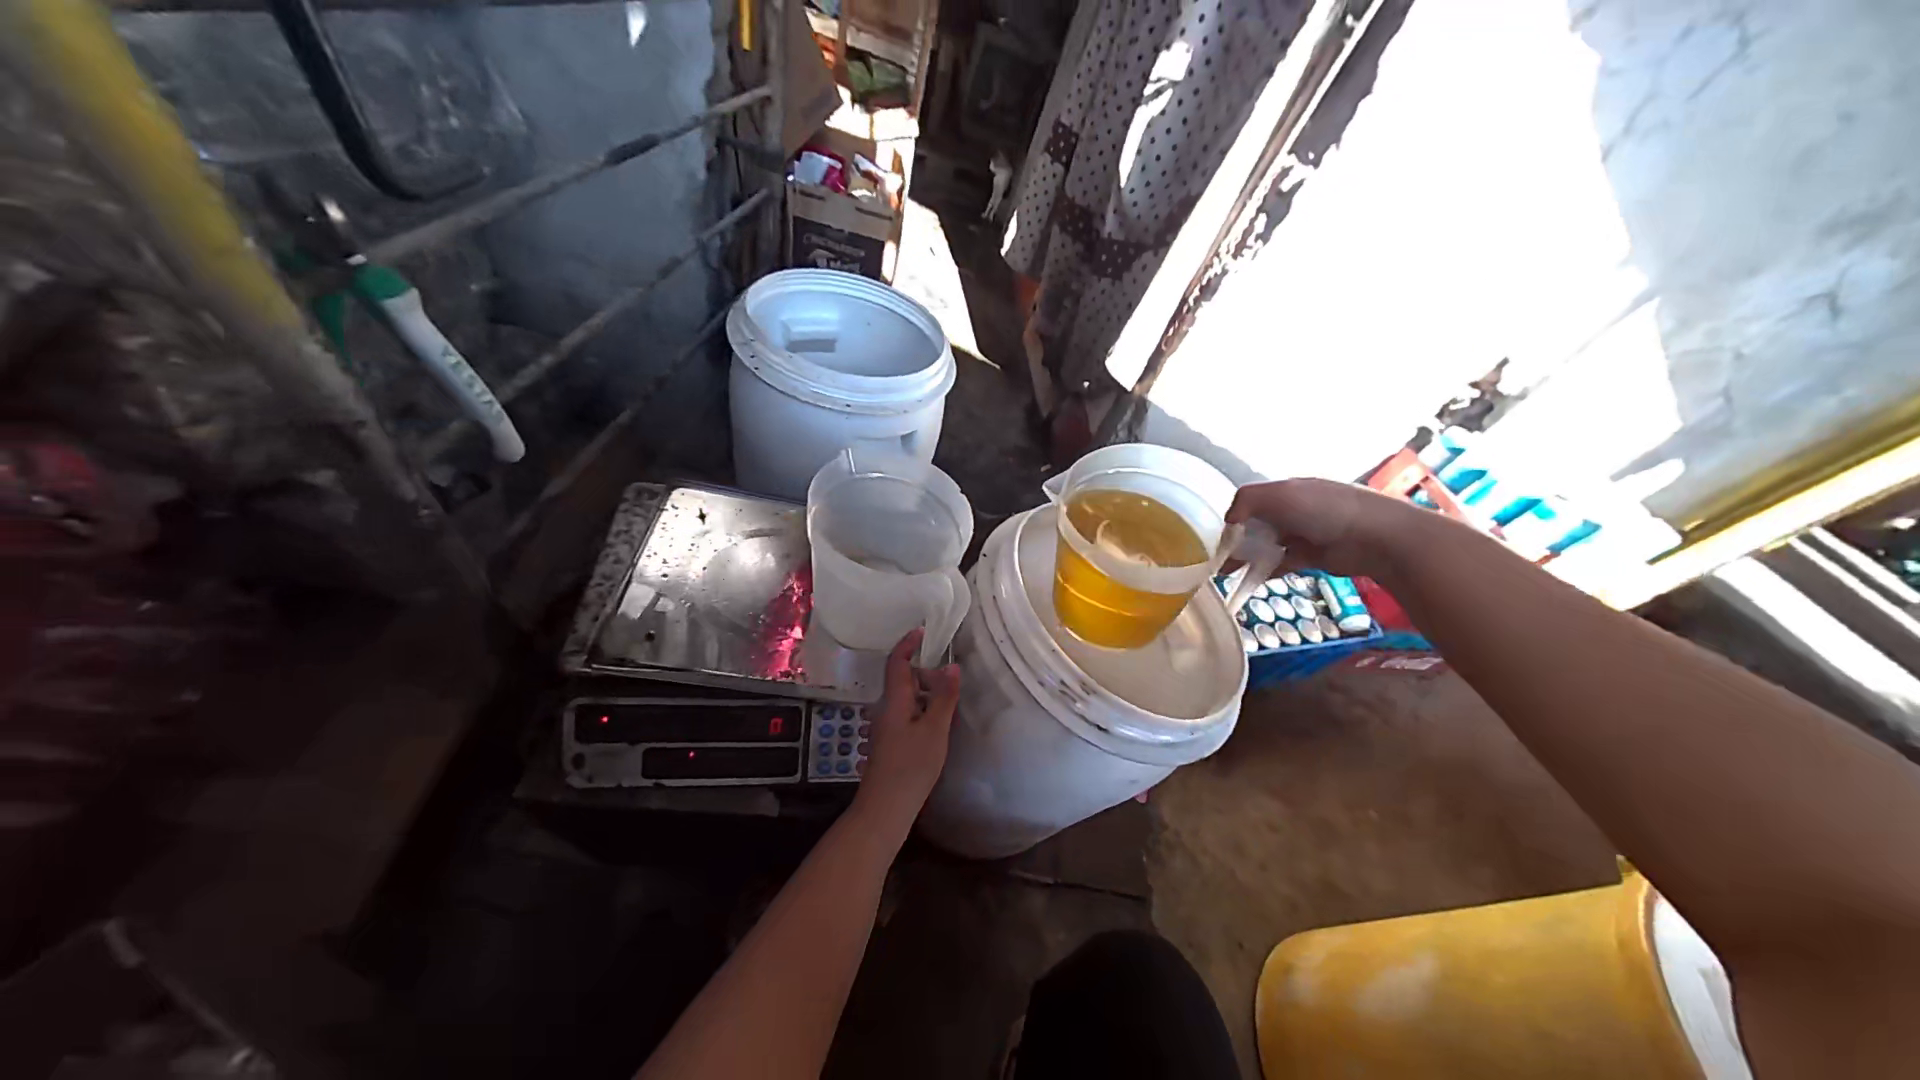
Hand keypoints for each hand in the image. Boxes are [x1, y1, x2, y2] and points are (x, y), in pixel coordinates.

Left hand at [853, 627, 960, 828]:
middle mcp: (885, 708)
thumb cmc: (911, 766)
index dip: (909, 644)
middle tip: (950, 682)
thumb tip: (951, 666)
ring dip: (926, 694)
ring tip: (948, 705)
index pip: (897, 662)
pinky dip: (923, 710)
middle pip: (903, 679)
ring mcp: (886, 726)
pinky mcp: (890, 741)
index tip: (924, 631)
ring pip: (906, 698)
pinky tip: (937, 726)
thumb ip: (944, 697)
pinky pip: (907, 713)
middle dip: (925, 673)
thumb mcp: (934, 730)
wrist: (885, 807)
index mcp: (894, 700)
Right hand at [1226, 478, 1438, 580]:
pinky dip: (1264, 572)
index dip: (1233, 519)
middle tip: (1217, 560)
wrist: (1375, 537)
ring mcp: (1303, 534)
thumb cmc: (1324, 510)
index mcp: (1287, 490)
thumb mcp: (1278, 494)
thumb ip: (1246, 501)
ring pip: (1266, 546)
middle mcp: (1294, 510)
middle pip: (1256, 525)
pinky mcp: (1311, 557)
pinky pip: (1280, 564)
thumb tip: (1228, 521)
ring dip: (1247, 559)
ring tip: (1227, 575)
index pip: (1250, 503)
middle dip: (1236, 541)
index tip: (1216, 538)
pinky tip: (1249, 580)